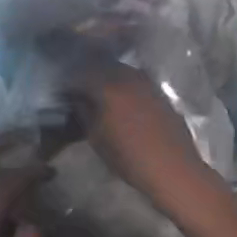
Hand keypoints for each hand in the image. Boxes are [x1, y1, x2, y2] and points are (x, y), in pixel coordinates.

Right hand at [63, 54, 212, 195]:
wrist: (175, 171)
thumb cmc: (129, 157)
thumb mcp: (95, 137)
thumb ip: (82, 112)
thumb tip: (74, 99)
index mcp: (107, 85)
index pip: (78, 72)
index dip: (66, 80)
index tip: (60, 89)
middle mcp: (126, 77)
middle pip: (100, 65)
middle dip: (86, 73)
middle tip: (77, 87)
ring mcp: (146, 83)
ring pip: (119, 71)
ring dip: (106, 77)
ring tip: (98, 92)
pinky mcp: (159, 93)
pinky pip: (134, 81)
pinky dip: (123, 86)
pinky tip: (120, 100)